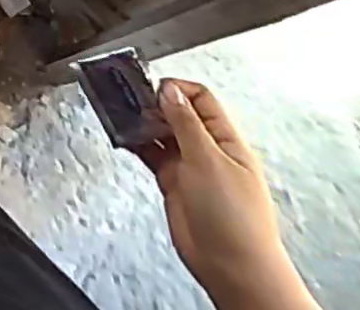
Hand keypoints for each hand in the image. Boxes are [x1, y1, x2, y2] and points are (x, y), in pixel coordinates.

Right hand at [132, 79, 316, 309]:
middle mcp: (207, 149)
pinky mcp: (173, 181)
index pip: (200, 98)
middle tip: (131, 101)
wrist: (233, 270)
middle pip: (177, 112)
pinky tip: (123, 136)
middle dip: (154, 104)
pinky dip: (135, 142)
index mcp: (225, 139)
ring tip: (123, 116)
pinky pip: (150, 153)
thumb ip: (186, 123)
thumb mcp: (208, 161)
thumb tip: (170, 90)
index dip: (176, 89)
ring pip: (161, 131)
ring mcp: (189, 166)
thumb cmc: (236, 221)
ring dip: (142, 122)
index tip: (152, 90)